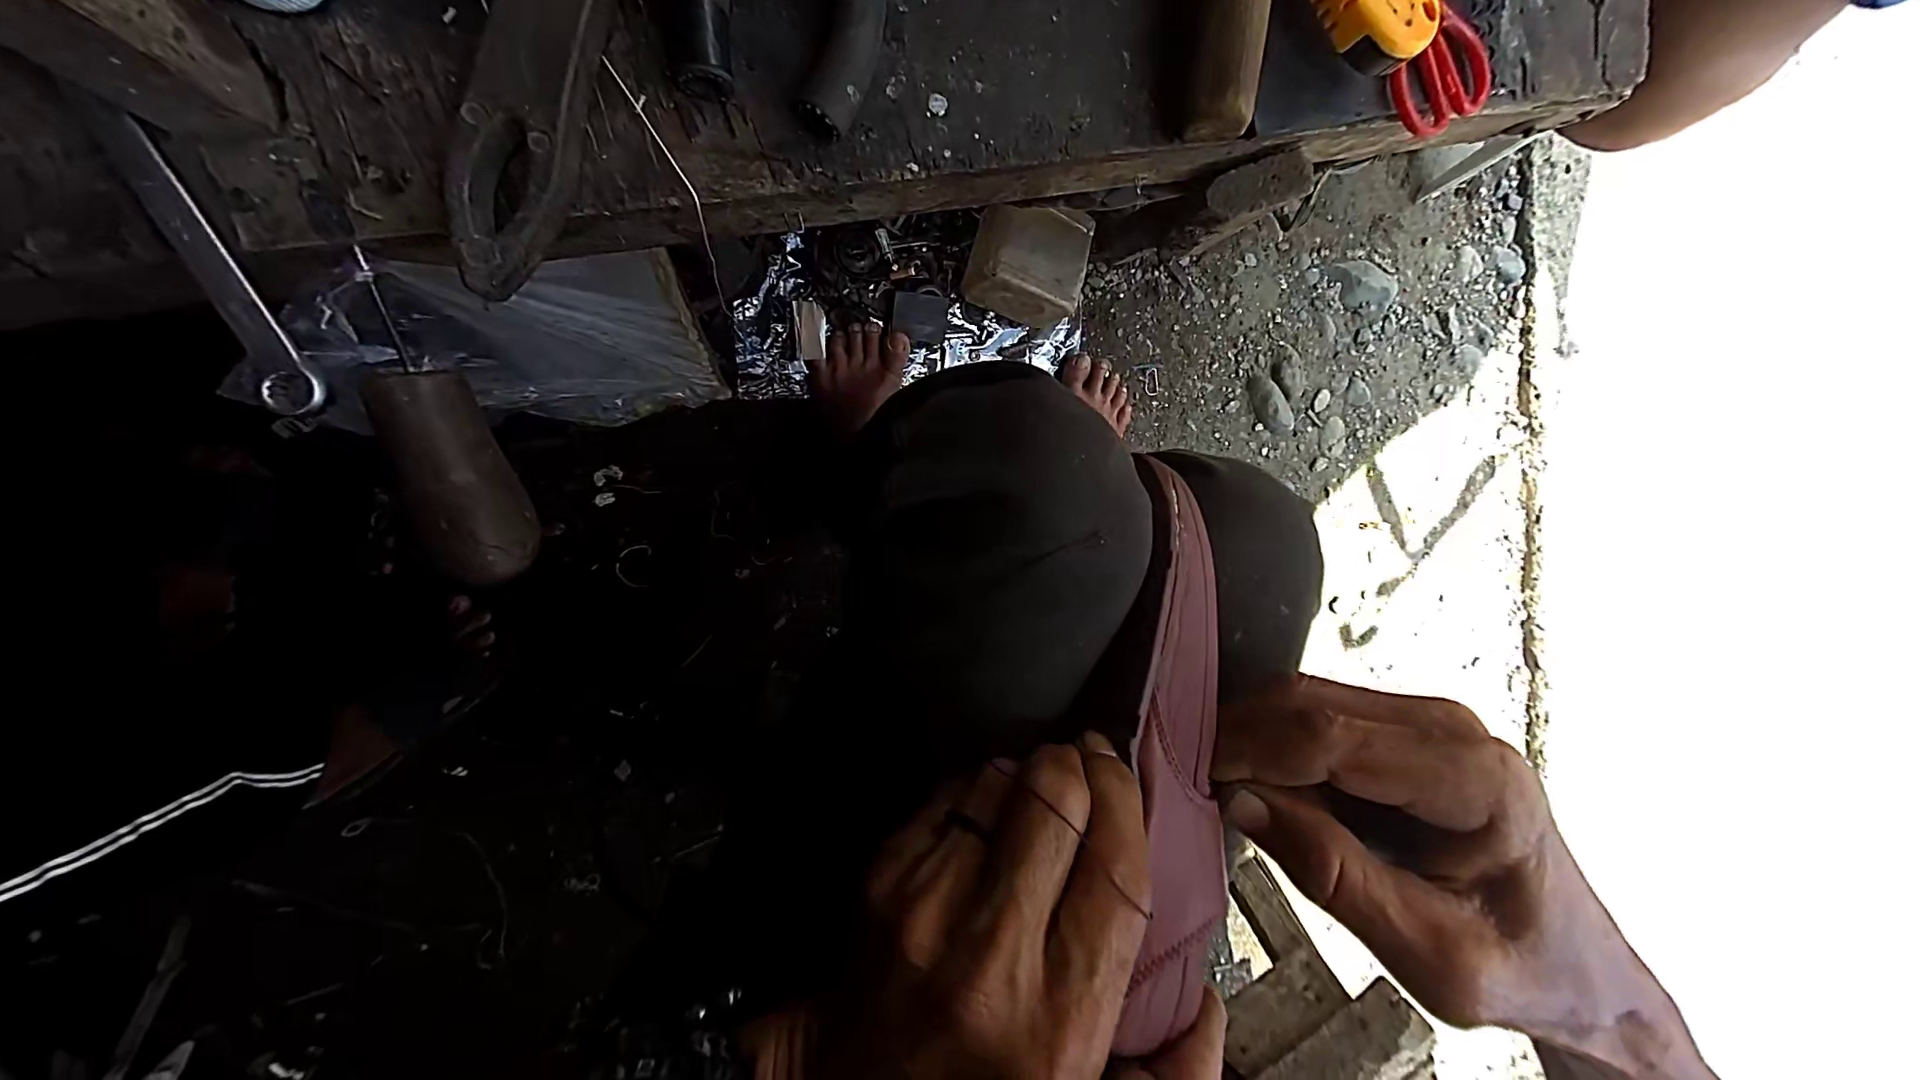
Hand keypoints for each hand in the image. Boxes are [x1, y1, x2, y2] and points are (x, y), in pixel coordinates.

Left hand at [750, 732, 1222, 1079]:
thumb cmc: (978, 1078)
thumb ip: (1168, 1073)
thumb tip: (1208, 1007)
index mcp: (1059, 1016)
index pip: (1114, 868)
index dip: (1123, 798)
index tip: (1117, 771)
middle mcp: (990, 955)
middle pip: (1053, 802)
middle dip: (1073, 765)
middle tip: (1080, 764)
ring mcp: (926, 907)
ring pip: (994, 782)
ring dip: (1022, 773)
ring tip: (1031, 792)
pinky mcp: (883, 878)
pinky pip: (947, 794)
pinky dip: (974, 789)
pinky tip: (982, 814)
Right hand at [1212, 676, 1715, 1079]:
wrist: (1578, 961)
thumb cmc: (1523, 968)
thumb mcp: (1433, 958)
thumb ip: (1337, 876)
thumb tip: (1243, 803)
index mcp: (1477, 781)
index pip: (1331, 739)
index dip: (1251, 750)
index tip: (1199, 778)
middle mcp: (1450, 728)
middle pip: (1308, 703)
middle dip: (1238, 736)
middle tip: (1196, 780)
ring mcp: (1425, 719)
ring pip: (1302, 698)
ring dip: (1249, 735)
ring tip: (1222, 786)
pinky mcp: (1399, 726)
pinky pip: (1313, 713)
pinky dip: (1270, 739)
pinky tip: (1258, 780)